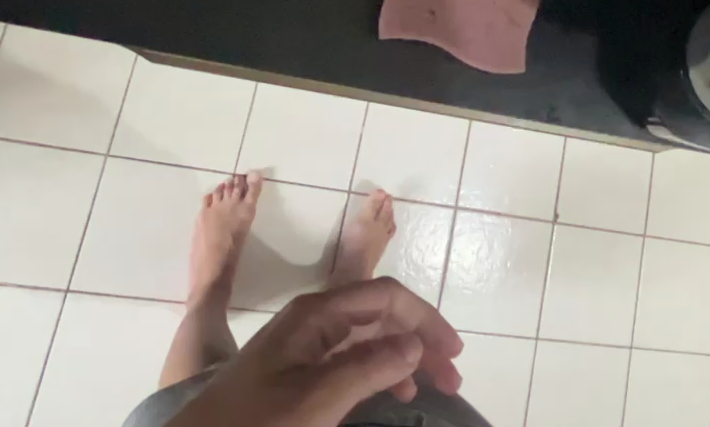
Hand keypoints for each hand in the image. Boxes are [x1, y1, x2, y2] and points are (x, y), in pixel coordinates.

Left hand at [165, 277, 464, 426]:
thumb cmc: (255, 426)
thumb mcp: (315, 402)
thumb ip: (367, 368)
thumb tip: (415, 341)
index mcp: (316, 313)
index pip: (385, 296)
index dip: (424, 319)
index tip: (454, 355)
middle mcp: (314, 319)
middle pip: (381, 313)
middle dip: (419, 338)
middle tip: (452, 377)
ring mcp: (305, 346)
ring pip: (369, 337)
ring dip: (405, 356)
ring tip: (432, 388)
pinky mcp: (298, 373)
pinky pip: (352, 360)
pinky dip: (382, 371)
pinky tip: (396, 392)